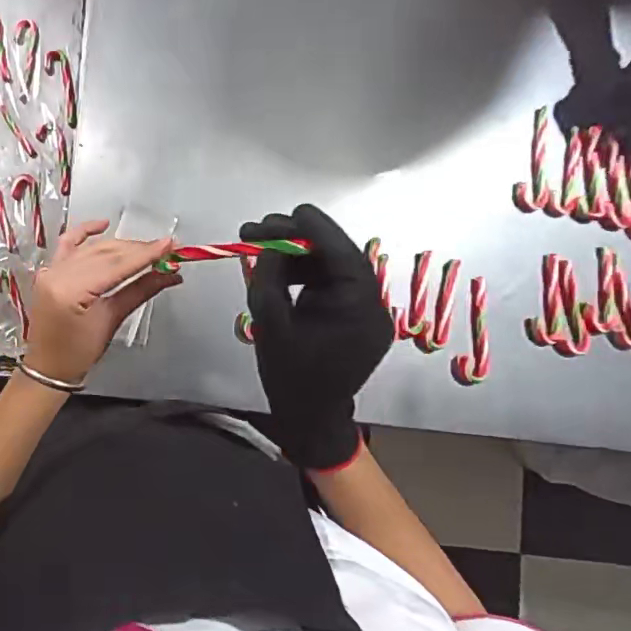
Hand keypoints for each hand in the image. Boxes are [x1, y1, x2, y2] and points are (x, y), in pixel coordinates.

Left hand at [23, 219, 180, 382]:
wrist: (48, 367)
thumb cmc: (77, 353)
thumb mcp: (111, 322)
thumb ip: (139, 291)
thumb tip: (168, 274)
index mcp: (70, 291)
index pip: (115, 265)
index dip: (145, 254)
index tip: (170, 245)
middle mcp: (57, 275)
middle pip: (105, 253)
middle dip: (138, 250)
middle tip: (167, 250)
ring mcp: (50, 271)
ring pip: (92, 249)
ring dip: (121, 245)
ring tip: (148, 247)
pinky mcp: (49, 272)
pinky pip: (67, 244)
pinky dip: (84, 232)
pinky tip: (103, 224)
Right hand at [241, 205, 393, 470]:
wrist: (309, 419)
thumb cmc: (291, 378)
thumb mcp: (272, 326)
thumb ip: (270, 281)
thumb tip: (270, 247)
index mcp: (359, 309)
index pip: (343, 255)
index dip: (316, 230)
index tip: (292, 211)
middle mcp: (371, 306)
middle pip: (336, 258)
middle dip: (298, 240)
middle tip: (259, 228)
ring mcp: (364, 312)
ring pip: (331, 269)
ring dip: (297, 255)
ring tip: (258, 244)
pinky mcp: (352, 318)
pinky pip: (329, 286)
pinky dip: (304, 274)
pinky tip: (277, 267)